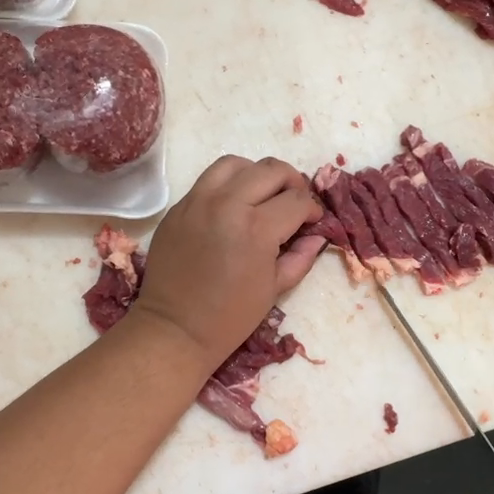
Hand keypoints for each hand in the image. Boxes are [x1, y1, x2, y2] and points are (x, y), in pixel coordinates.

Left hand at [132, 156, 325, 365]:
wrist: (176, 329)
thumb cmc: (230, 317)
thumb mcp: (275, 289)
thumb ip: (300, 256)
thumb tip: (317, 236)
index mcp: (257, 228)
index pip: (296, 200)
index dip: (312, 209)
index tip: (313, 221)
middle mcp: (227, 204)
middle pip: (270, 170)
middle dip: (291, 183)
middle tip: (294, 203)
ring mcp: (197, 202)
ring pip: (235, 164)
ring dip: (256, 174)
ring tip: (262, 195)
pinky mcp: (178, 208)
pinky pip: (207, 181)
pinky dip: (227, 186)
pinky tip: (232, 208)